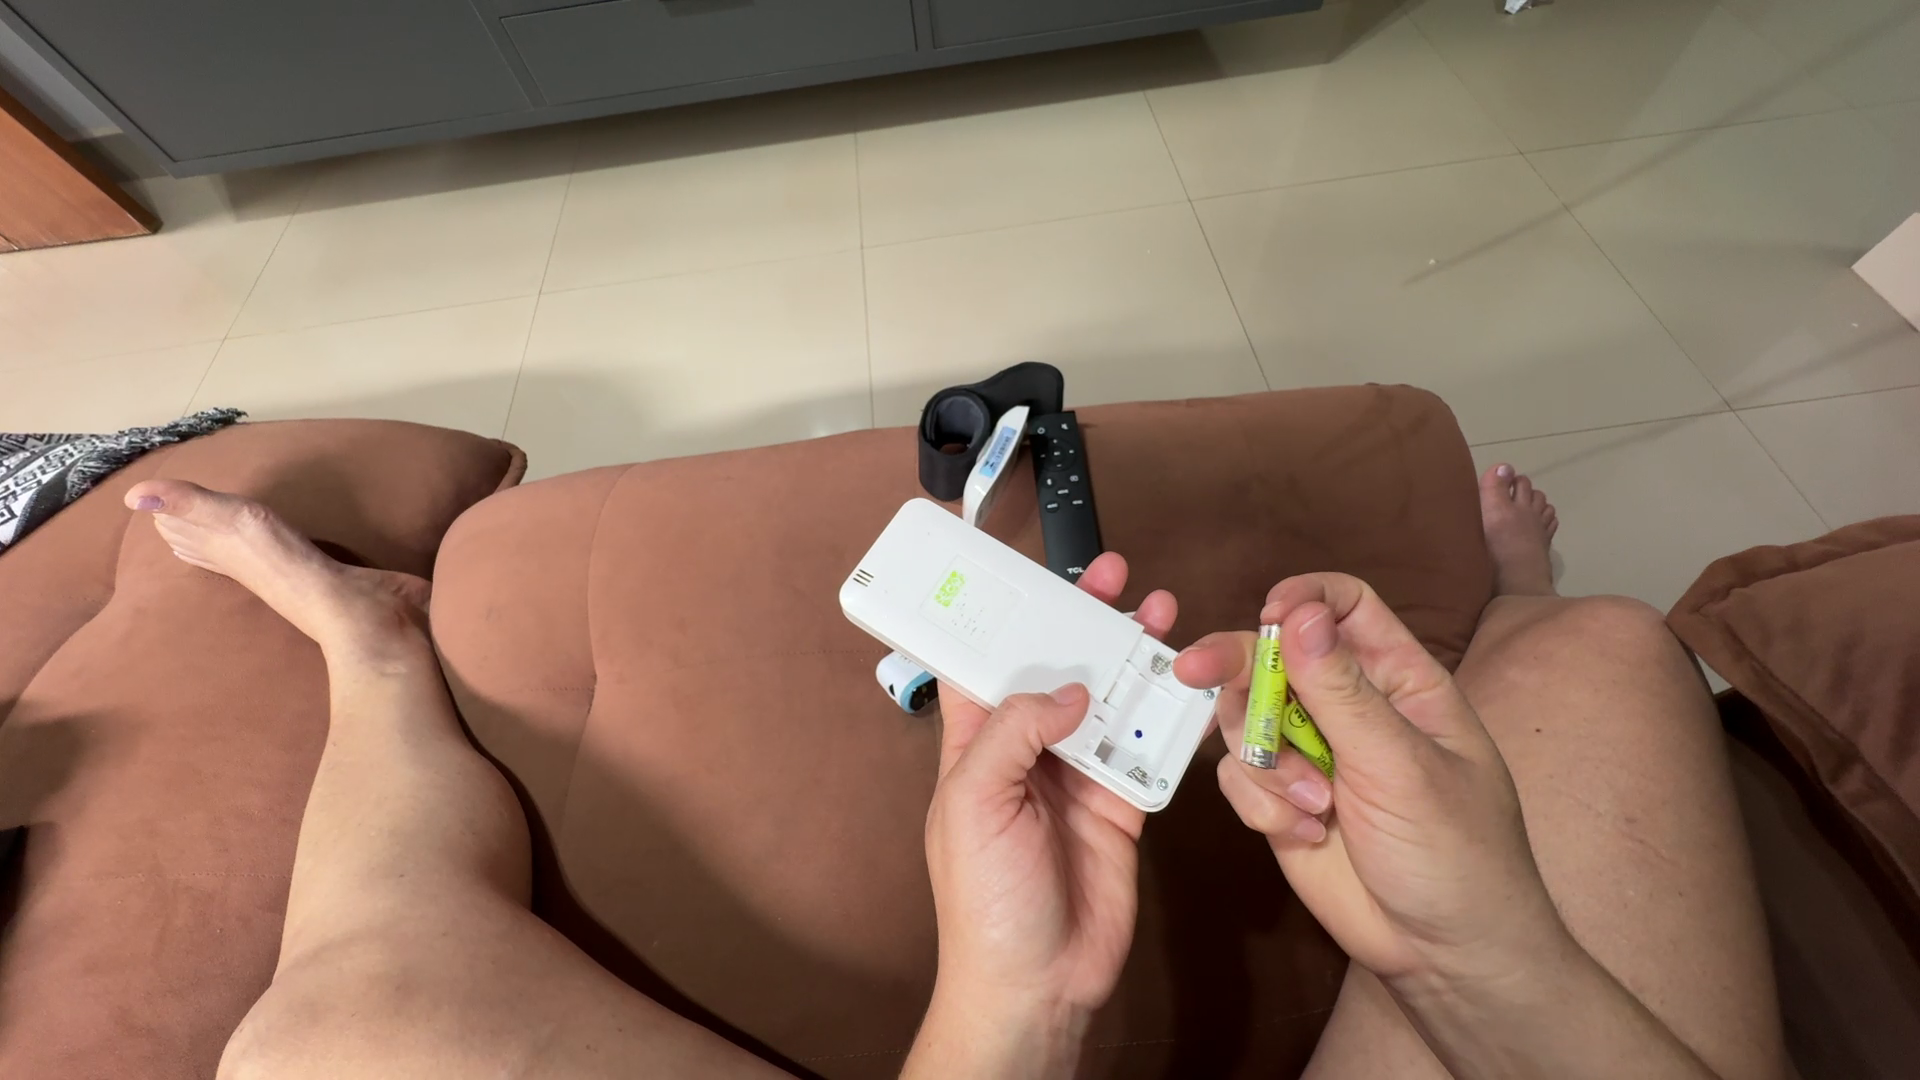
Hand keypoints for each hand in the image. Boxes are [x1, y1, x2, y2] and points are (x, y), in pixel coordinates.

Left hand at [906, 552, 1175, 1079]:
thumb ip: (1013, 732)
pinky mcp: (1119, 798)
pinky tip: (1181, 681)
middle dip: (1081, 619)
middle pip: (1056, 666)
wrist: (1040, 982)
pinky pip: (1144, 744)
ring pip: (1107, 696)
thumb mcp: (975, 801)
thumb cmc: (984, 898)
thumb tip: (1067, 689)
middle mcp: (1026, 745)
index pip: (986, 660)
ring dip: (1129, 655)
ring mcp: (1075, 769)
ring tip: (1155, 611)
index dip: (1005, 617)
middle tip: (1108, 576)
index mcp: (977, 738)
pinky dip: (1164, 714)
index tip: (1029, 576)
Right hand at [1174, 573, 1563, 989]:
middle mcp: (1342, 704)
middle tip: (1192, 670)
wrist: (1441, 958)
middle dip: (1233, 665)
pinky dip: (1261, 803)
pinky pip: (1236, 773)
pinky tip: (1306, 831)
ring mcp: (1304, 748)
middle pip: (1269, 654)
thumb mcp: (1401, 766)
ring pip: (1242, 715)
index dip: (1304, 599)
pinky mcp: (1275, 792)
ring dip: (1265, 763)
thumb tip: (1299, 613)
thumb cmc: (1455, 853)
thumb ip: (1342, 690)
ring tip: (1314, 805)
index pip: (1345, 606)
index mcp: (1395, 680)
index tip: (1270, 613)